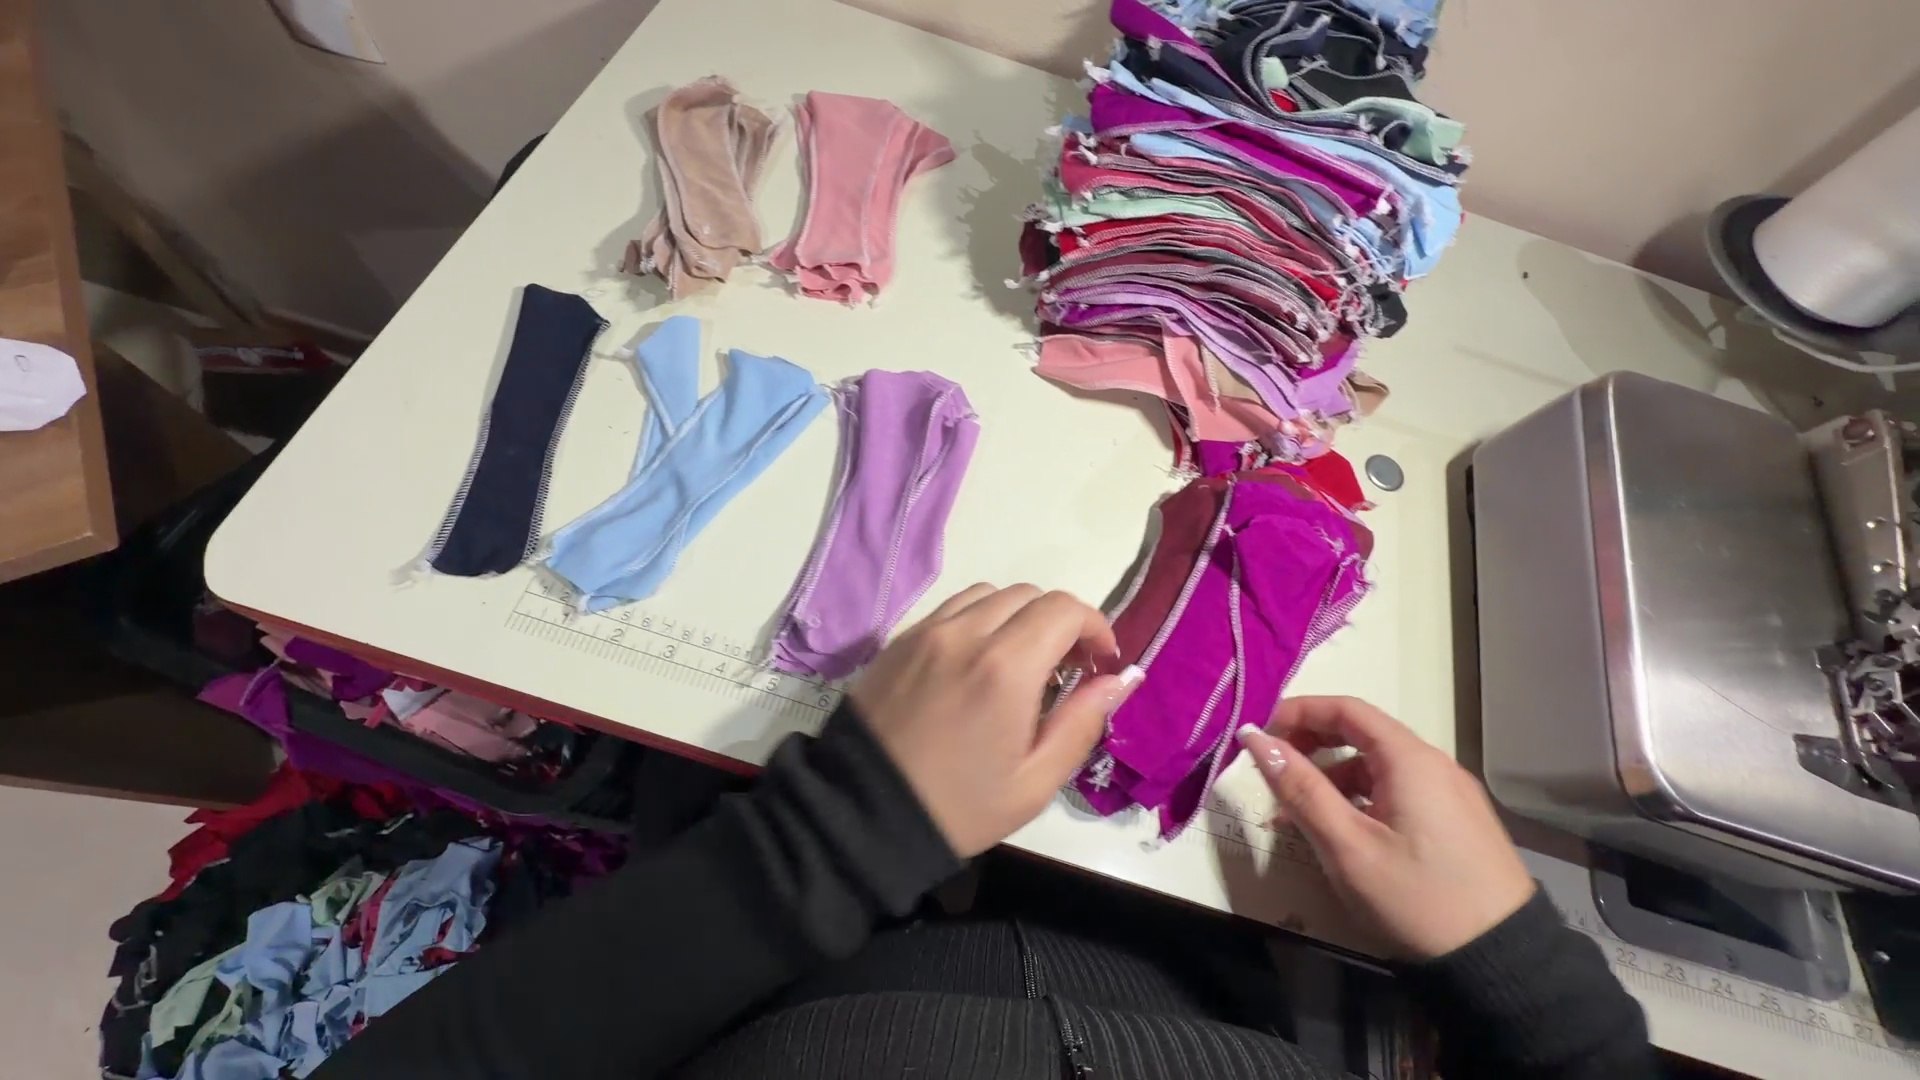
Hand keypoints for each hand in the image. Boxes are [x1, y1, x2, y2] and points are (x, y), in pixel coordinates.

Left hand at [850, 584, 1142, 856]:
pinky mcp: (899, 639)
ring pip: (989, 594)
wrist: (861, 813)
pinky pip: (951, 609)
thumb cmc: (958, 807)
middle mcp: (965, 633)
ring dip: (1018, 616)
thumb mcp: (1035, 782)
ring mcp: (927, 631)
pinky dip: (978, 620)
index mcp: (1005, 667)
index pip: (1065, 609)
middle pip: (1030, 594)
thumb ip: (1083, 721)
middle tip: (1065, 667)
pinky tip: (976, 662)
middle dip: (1060, 622)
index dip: (1095, 627)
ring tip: (1020, 661)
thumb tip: (1121, 677)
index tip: (1099, 662)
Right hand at [1237, 697, 1534, 958]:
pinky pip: (1395, 791)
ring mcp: (1449, 794)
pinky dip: (1358, 797)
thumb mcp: (1346, 846)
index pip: (1345, 709)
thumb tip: (1254, 737)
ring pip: (1375, 765)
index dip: (1298, 712)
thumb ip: (1298, 787)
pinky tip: (1339, 832)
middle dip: (1310, 743)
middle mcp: (1434, 765)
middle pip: (1361, 732)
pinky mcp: (1455, 822)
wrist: (1503, 967)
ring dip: (1330, 776)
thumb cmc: (1416, 898)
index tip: (1260, 735)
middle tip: (1271, 769)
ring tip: (1295, 813)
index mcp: (1410, 760)